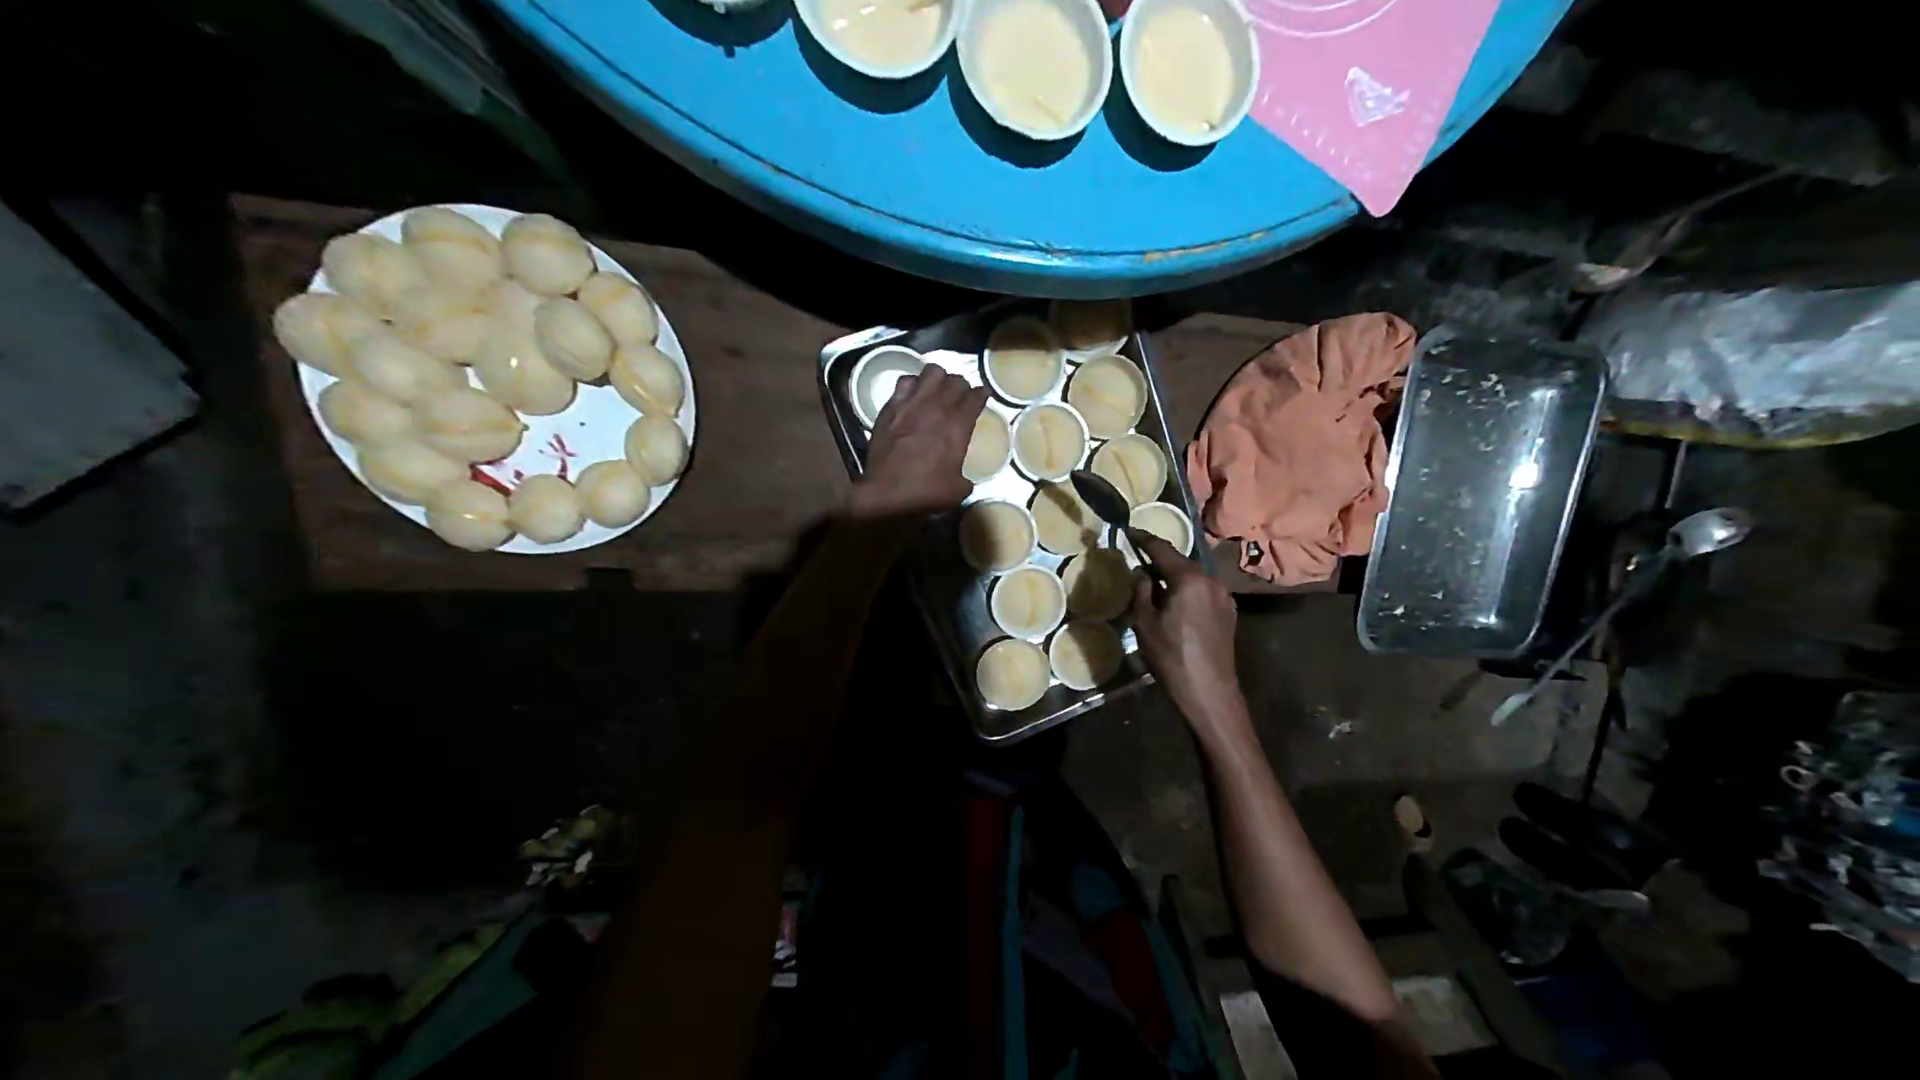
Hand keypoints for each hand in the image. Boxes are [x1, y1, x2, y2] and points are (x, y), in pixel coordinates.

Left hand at [849, 369, 989, 519]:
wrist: (886, 494)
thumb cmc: (925, 493)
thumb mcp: (958, 490)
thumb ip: (964, 477)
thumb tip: (962, 477)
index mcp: (957, 427)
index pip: (975, 397)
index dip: (981, 394)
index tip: (982, 395)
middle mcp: (936, 409)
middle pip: (956, 381)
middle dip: (962, 385)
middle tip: (960, 395)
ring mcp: (911, 405)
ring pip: (932, 372)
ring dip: (939, 378)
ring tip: (938, 389)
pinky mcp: (890, 408)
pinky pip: (905, 382)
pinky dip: (913, 384)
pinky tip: (913, 394)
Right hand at [1131, 537, 1253, 749]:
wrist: (1209, 690)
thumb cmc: (1171, 656)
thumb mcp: (1145, 622)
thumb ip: (1142, 591)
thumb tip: (1142, 573)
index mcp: (1189, 578)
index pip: (1163, 549)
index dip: (1144, 539)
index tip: (1130, 531)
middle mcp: (1211, 580)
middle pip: (1181, 562)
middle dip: (1160, 560)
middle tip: (1139, 561)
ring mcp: (1224, 596)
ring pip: (1193, 577)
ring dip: (1175, 577)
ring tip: (1155, 585)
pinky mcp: (1229, 612)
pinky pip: (1203, 592)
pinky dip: (1188, 591)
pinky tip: (1175, 604)